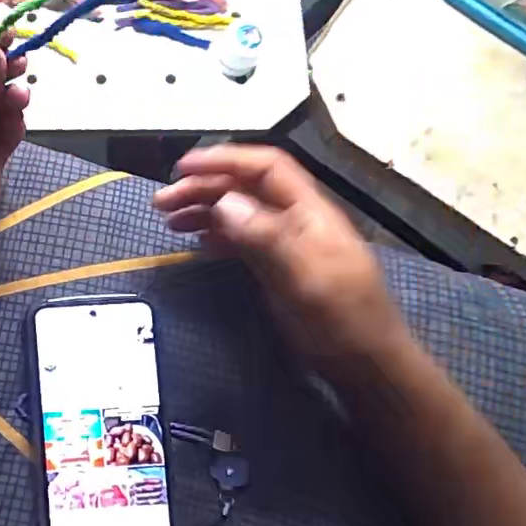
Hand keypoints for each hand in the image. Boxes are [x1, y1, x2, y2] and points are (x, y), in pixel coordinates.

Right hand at [152, 144, 408, 364]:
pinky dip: (215, 235)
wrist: (364, 365)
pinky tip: (196, 242)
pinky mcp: (274, 267)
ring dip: (202, 210)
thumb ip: (268, 238)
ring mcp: (283, 243)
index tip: (183, 167)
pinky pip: (239, 240)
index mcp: (308, 212)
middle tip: (161, 202)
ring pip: (237, 213)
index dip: (224, 160)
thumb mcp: (308, 278)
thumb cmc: (343, 321)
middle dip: (202, 187)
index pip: (265, 168)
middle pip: (244, 188)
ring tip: (169, 220)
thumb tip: (225, 203)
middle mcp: (293, 220)